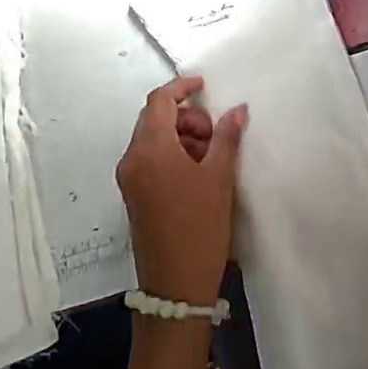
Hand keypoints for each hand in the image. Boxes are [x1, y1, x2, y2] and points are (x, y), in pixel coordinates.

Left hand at [115, 76, 247, 306]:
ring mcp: (130, 178)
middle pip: (154, 119)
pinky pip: (150, 159)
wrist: (176, 283)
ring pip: (153, 139)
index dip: (182, 87)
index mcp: (150, 149)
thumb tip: (238, 109)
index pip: (159, 101)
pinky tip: (198, 173)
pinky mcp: (134, 195)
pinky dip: (173, 154)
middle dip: (187, 116)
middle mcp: (132, 159)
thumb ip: (227, 137)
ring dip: (182, 136)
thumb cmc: (201, 226)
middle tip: (216, 135)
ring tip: (212, 158)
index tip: (205, 85)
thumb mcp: (219, 178)